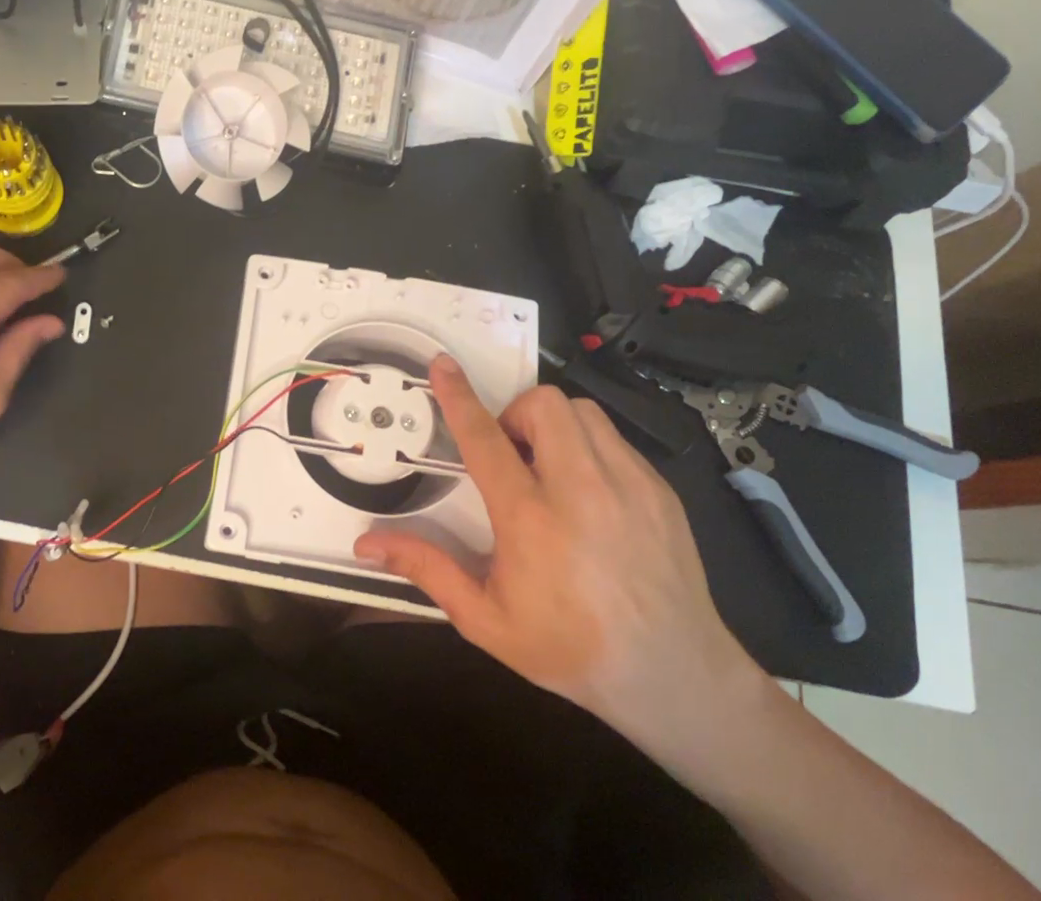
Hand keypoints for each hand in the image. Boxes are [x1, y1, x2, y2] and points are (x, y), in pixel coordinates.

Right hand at [355, 356, 761, 738]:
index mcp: (529, 517)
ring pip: (585, 413)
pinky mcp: (662, 492)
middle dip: (515, 413)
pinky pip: (617, 442)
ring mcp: (630, 485)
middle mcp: (582, 488)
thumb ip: (427, 569)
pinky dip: (591, 449)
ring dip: (554, 426)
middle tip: (508, 455)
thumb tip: (367, 543)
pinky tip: (587, 496)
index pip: (485, 437)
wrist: (673, 674)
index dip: (458, 396)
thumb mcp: (484, 619)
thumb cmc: (567, 648)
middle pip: (544, 405)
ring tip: (547, 470)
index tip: (443, 365)